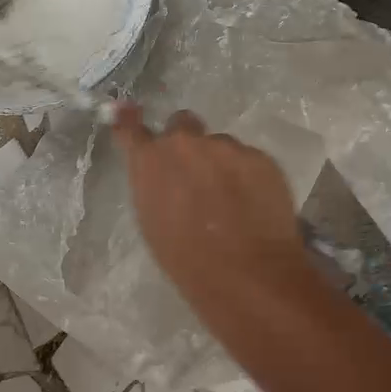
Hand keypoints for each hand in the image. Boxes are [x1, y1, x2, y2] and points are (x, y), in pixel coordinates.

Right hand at [114, 104, 307, 300]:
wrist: (250, 276)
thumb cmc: (187, 259)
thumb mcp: (151, 218)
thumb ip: (150, 182)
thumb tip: (157, 169)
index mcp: (149, 160)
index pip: (130, 126)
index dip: (129, 120)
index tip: (130, 115)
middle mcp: (184, 143)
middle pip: (181, 124)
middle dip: (185, 142)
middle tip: (196, 172)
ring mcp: (225, 146)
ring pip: (219, 143)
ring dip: (219, 161)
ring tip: (233, 196)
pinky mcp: (261, 158)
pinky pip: (249, 158)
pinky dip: (248, 175)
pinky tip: (255, 203)